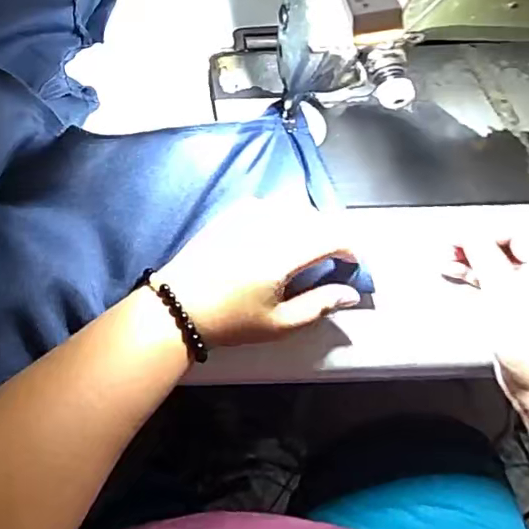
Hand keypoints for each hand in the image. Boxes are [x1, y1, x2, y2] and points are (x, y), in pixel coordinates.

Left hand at [153, 200, 360, 346]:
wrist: (177, 306)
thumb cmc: (229, 320)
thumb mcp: (279, 323)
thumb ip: (319, 305)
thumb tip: (350, 293)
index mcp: (282, 253)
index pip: (332, 236)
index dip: (351, 250)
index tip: (351, 267)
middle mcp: (267, 225)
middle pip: (315, 218)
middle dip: (330, 237)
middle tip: (330, 264)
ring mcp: (245, 215)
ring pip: (291, 207)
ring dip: (307, 224)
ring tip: (304, 251)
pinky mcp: (229, 214)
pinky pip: (266, 204)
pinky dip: (280, 215)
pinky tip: (274, 236)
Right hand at [445, 238, 528, 418]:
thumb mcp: (504, 295)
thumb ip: (486, 259)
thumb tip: (471, 236)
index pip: (516, 236)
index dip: (483, 235)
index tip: (458, 240)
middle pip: (509, 253)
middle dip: (476, 250)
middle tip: (450, 250)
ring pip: (503, 272)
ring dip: (475, 266)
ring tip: (449, 264)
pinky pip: (503, 292)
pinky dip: (482, 285)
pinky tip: (465, 284)